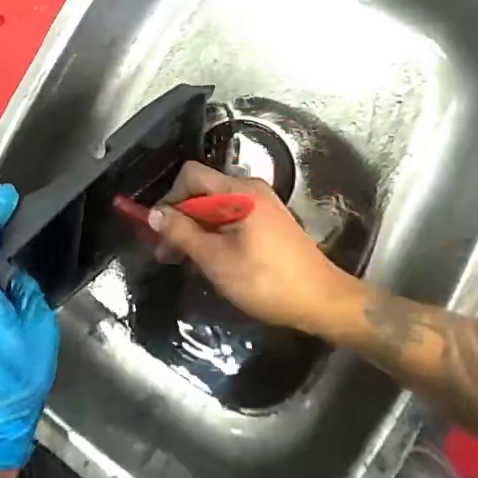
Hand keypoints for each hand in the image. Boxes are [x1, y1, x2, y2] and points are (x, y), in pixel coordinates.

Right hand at [147, 161, 360, 332]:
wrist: (323, 301)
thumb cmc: (267, 281)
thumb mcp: (216, 260)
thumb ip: (183, 233)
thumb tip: (154, 214)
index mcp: (239, 191)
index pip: (191, 176)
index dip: (170, 199)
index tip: (160, 232)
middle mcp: (251, 189)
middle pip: (203, 191)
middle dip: (181, 219)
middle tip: (167, 254)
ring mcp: (263, 205)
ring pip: (216, 207)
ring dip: (197, 230)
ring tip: (186, 262)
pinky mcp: (269, 222)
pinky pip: (232, 218)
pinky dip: (216, 234)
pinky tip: (211, 262)